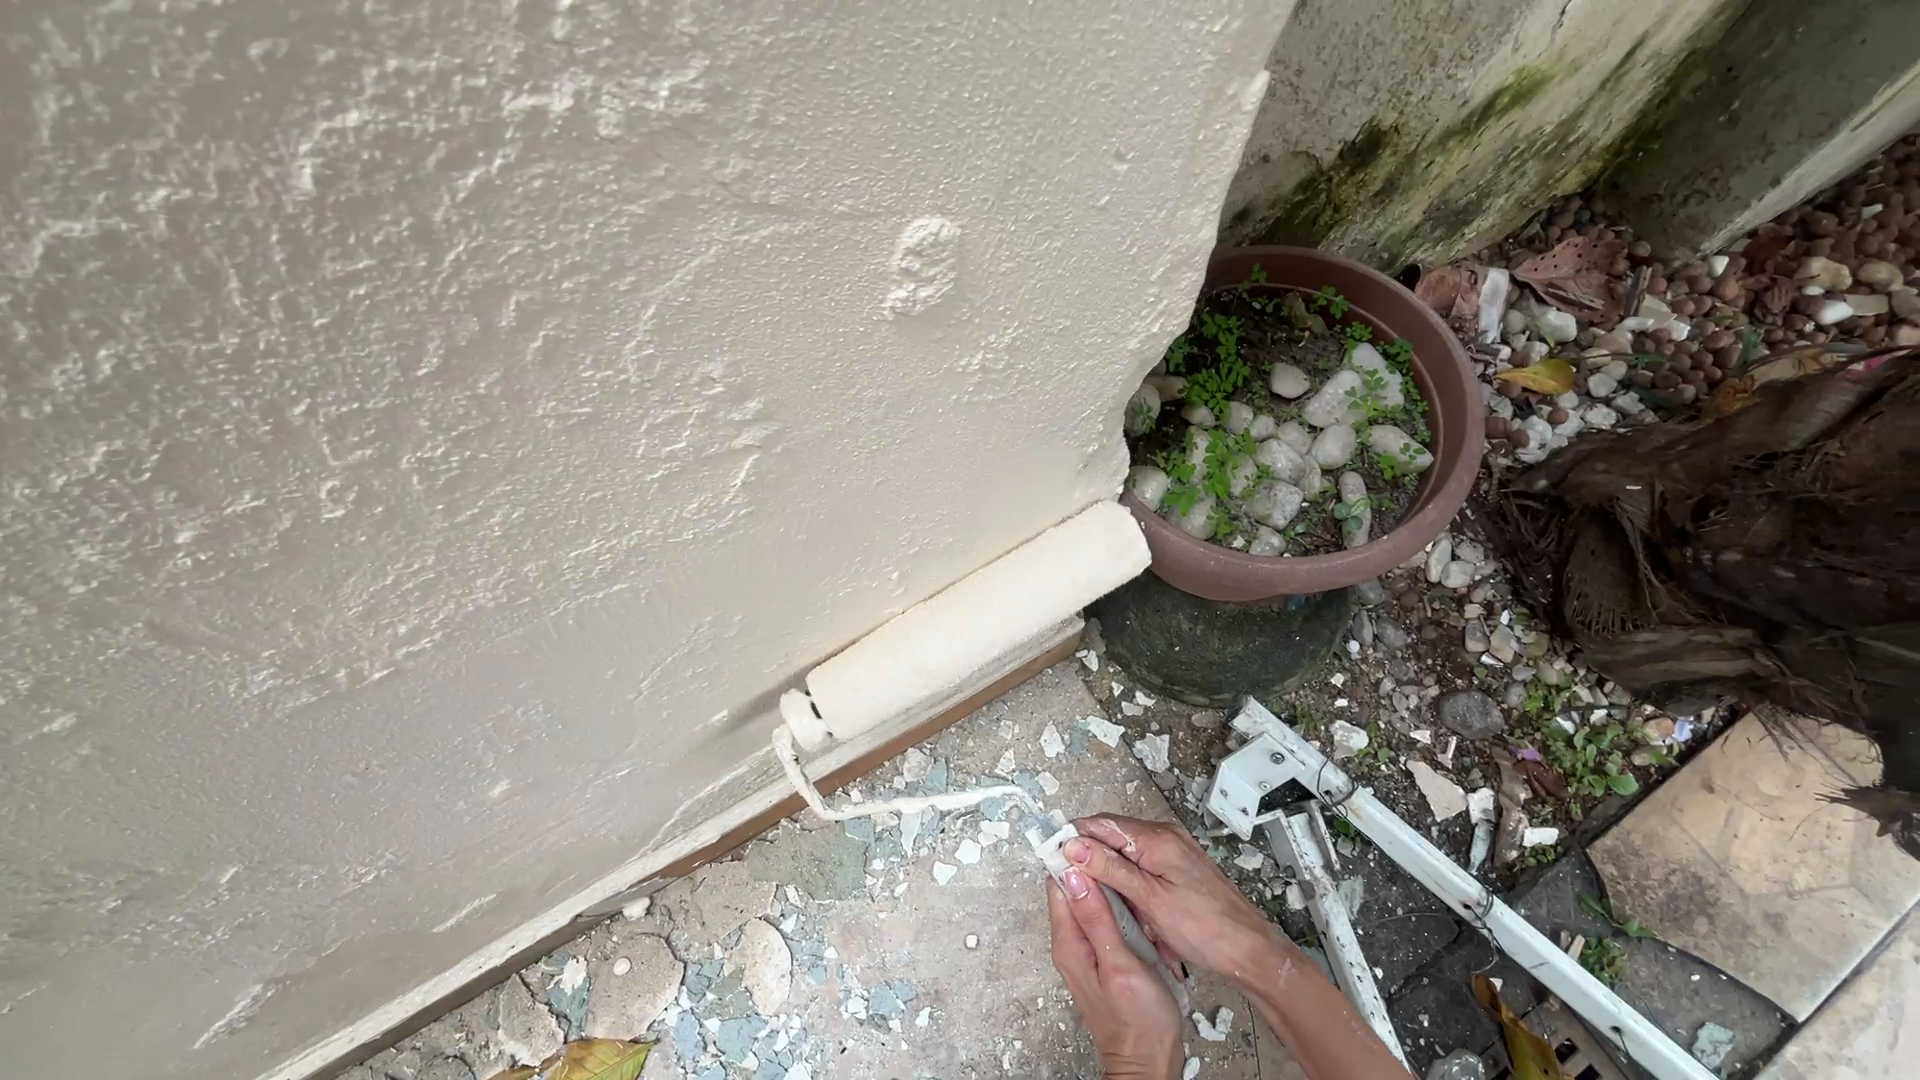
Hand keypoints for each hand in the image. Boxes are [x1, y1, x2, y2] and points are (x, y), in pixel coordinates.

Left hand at [1047, 870, 1182, 1079]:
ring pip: (1091, 900)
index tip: (1091, 839)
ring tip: (1130, 871)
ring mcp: (1087, 947)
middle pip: (1073, 888)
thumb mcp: (1120, 963)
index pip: (1059, 883)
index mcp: (1069, 941)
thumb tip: (1073, 874)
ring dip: (1109, 886)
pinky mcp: (1104, 953)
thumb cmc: (1139, 1022)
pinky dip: (1119, 905)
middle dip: (1093, 868)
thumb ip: (1096, 919)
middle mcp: (1072, 942)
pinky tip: (1136, 902)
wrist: (1149, 1062)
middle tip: (1118, 851)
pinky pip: (1105, 917)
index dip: (1072, 858)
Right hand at [1068, 814, 1290, 984]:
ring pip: (1124, 856)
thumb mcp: (1150, 900)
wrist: (1249, 952)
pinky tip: (1129, 909)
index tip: (1053, 858)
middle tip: (1076, 889)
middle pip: (1111, 838)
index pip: (1101, 824)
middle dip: (1092, 861)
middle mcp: (1163, 837)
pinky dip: (1129, 886)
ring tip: (1105, 903)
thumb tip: (1074, 846)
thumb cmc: (1205, 928)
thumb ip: (1110, 869)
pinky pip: (1141, 870)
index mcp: (1155, 838)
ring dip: (1111, 878)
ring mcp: (1171, 853)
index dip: (1074, 838)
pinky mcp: (1176, 870)